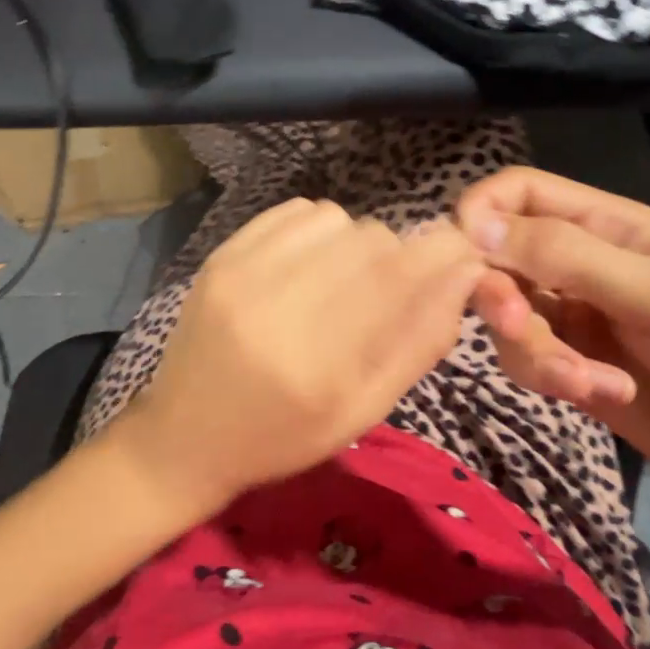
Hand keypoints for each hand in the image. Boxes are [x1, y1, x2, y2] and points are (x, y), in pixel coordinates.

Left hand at [110, 198, 488, 512]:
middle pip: (370, 239)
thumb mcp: (361, 412)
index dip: (442, 253)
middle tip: (389, 287)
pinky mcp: (219, 257)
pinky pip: (291, 212)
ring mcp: (240, 274)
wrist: (186, 433)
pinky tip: (307, 264)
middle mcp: (277, 306)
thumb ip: (417, 345)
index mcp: (319, 362)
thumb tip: (463, 275)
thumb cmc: (282, 436)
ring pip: (333, 218)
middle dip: (397, 255)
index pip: (399, 277)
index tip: (459, 254)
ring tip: (341, 279)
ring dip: (354, 240)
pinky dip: (314, 229)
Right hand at [454, 167, 649, 520]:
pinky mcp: (575, 368)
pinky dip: (553, 379)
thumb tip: (473, 225)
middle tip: (520, 326)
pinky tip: (603, 394)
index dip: (483, 212)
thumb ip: (564, 256)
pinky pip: (527, 362)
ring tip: (586, 381)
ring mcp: (576, 319)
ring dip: (534, 350)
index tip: (465, 253)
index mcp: (608, 227)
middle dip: (500, 295)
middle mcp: (581, 266)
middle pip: (499, 258)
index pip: (519, 193)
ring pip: (506, 316)